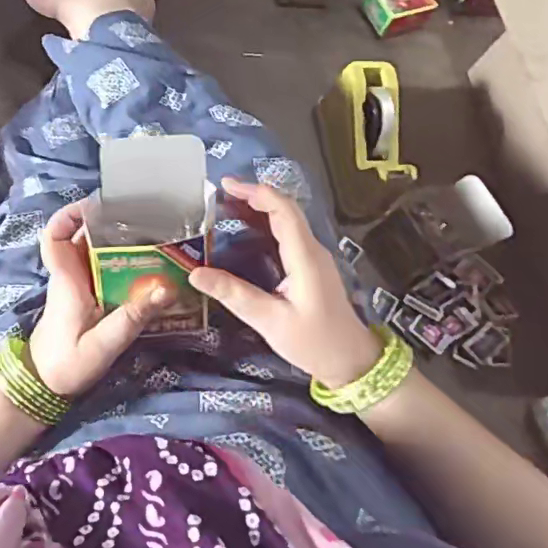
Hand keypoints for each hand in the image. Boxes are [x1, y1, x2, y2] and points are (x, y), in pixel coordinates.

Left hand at [29, 199, 168, 397]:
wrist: (44, 385)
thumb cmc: (65, 365)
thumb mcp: (102, 345)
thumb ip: (132, 318)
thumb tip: (166, 289)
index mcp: (67, 281)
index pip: (54, 236)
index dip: (68, 215)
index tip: (98, 206)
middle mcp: (70, 276)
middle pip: (82, 236)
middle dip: (109, 223)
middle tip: (145, 219)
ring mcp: (78, 286)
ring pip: (94, 252)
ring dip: (118, 242)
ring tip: (154, 237)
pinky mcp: (86, 297)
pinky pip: (103, 269)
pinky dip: (122, 263)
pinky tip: (148, 267)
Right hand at [188, 179, 382, 388]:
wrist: (351, 361)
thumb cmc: (314, 342)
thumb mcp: (270, 321)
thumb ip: (234, 295)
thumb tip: (196, 273)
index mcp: (305, 258)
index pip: (283, 212)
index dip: (256, 193)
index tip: (226, 186)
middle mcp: (312, 251)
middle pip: (285, 211)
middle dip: (253, 196)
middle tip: (219, 193)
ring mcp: (314, 258)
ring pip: (287, 222)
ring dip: (259, 209)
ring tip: (226, 207)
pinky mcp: (310, 268)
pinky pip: (288, 236)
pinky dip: (265, 226)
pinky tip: (246, 232)